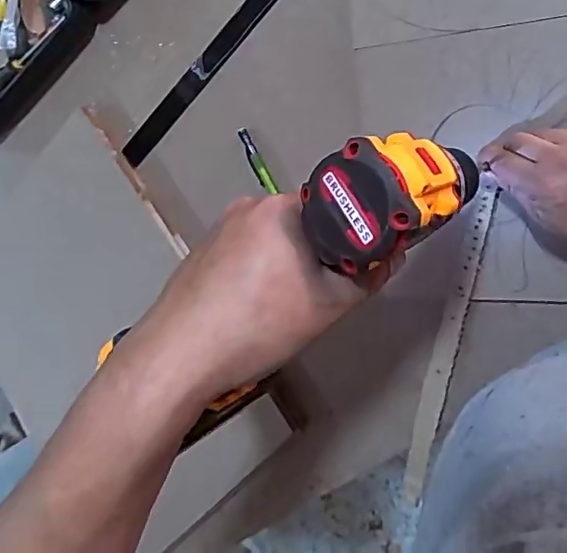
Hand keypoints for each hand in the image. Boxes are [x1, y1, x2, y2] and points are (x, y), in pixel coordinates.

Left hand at [125, 195, 395, 398]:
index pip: (334, 204)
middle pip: (304, 222)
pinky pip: (246, 251)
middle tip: (319, 289)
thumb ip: (367, 278)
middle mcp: (250, 206)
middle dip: (317, 252)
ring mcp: (221, 227)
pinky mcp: (202, 251)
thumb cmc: (253, 326)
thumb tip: (391, 258)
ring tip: (283, 304)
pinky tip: (253, 308)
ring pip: (275, 238)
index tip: (354, 260)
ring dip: (287, 262)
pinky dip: (259, 271)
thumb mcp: (327, 307)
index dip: (351, 232)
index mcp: (281, 207)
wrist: (175, 361)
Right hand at [481, 127, 566, 266]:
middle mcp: (557, 157)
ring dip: (529, 143)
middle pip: (517, 139)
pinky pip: (560, 132)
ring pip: (538, 131)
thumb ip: (519, 194)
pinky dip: (551, 141)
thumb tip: (500, 175)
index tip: (486, 163)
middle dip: (506, 148)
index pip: (503, 159)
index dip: (489, 160)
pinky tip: (554, 153)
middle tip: (504, 158)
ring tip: (530, 156)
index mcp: (542, 182)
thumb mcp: (543, 222)